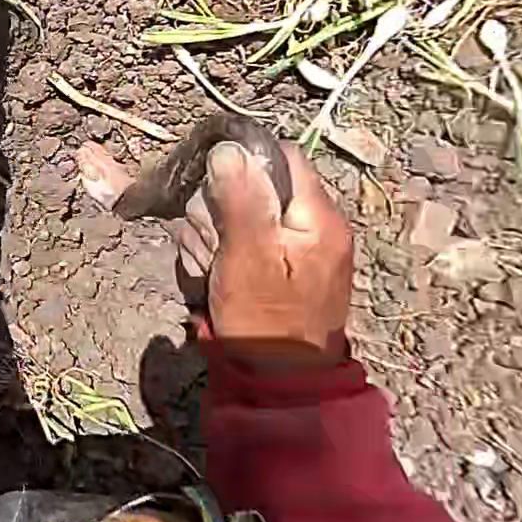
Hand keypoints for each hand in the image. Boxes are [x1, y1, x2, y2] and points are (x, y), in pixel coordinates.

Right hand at [173, 142, 353, 371]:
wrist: (272, 373)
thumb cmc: (265, 314)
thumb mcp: (250, 253)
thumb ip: (242, 199)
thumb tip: (230, 149)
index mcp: (315, 215)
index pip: (280, 157)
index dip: (242, 159)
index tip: (211, 178)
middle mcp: (302, 223)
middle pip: (243, 184)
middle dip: (214, 208)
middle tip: (215, 240)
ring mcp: (280, 242)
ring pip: (223, 211)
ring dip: (206, 233)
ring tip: (213, 264)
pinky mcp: (259, 259)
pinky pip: (220, 236)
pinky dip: (208, 250)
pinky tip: (212, 271)